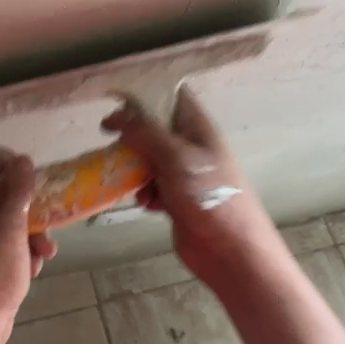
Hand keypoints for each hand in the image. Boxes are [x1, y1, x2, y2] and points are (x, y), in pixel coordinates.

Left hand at [0, 146, 58, 334]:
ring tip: (45, 249)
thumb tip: (22, 160)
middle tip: (44, 210)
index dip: (2, 158)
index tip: (27, 175)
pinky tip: (34, 268)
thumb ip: (17, 191)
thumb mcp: (9, 228)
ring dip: (27, 228)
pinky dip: (19, 248)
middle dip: (23, 200)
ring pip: (1, 214)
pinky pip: (0, 238)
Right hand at [103, 86, 275, 291]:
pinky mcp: (178, 197)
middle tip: (111, 136)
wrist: (233, 253)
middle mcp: (191, 144)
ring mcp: (185, 172)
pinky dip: (145, 190)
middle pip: (155, 125)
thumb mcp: (174, 157)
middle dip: (133, 132)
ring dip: (135, 165)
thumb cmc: (209, 196)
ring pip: (150, 155)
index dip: (146, 89)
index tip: (116, 94)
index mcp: (197, 126)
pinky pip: (153, 183)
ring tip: (128, 176)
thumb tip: (114, 116)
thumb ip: (143, 132)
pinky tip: (145, 203)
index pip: (171, 93)